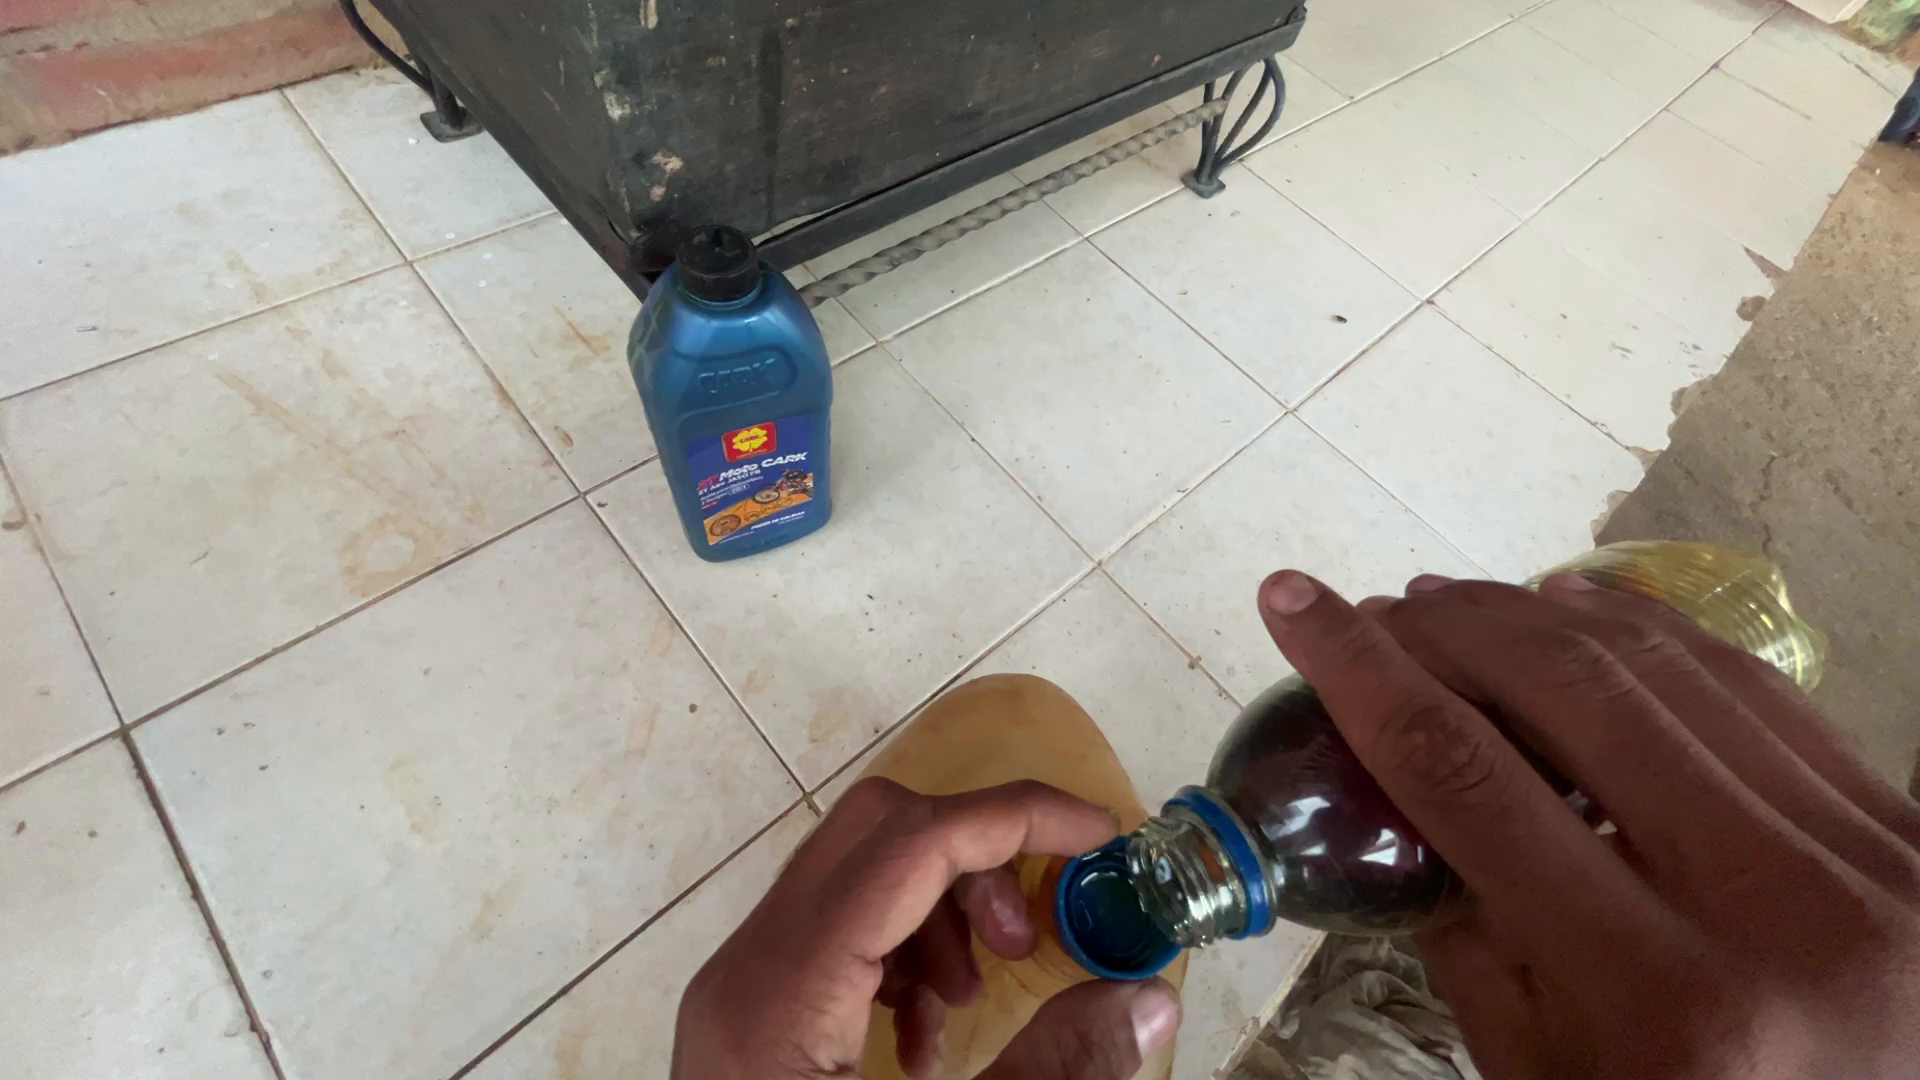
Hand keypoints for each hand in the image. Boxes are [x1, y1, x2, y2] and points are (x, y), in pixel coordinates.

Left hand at [671, 777, 1182, 1079]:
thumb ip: (1055, 1075)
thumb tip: (1149, 1000)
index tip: (1097, 832)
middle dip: (973, 854)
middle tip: (1025, 932)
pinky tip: (925, 1035)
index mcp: (784, 995)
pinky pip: (840, 924)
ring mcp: (745, 979)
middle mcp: (750, 963)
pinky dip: (904, 948)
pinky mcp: (755, 1003)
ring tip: (972, 997)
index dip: (1016, 818)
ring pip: (858, 866)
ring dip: (938, 907)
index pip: (909, 843)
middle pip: (876, 828)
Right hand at [1257, 570, 1919, 1079]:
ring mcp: (1875, 858)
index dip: (1355, 665)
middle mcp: (1777, 906)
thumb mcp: (1529, 1056)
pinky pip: (1744, 679)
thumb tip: (1400, 780)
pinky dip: (1632, 623)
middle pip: (1561, 688)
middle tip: (1376, 614)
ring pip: (1654, 663)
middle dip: (1440, 626)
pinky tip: (1563, 602)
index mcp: (1653, 989)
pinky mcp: (1916, 828)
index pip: (1457, 769)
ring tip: (1445, 603)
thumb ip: (1458, 914)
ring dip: (1523, 611)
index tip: (1287, 599)